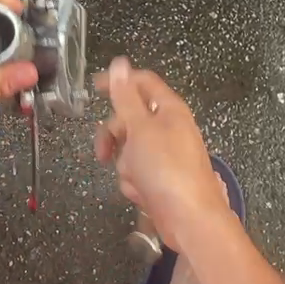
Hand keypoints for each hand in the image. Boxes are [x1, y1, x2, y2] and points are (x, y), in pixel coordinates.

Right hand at [94, 57, 233, 251]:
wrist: (190, 220)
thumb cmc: (166, 169)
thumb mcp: (140, 128)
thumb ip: (125, 96)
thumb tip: (119, 63)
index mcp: (169, 109)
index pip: (142, 82)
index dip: (119, 82)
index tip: (95, 88)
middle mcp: (169, 128)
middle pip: (130, 119)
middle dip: (115, 136)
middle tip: (103, 151)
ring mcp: (166, 155)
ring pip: (130, 149)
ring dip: (125, 164)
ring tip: (135, 178)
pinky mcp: (161, 179)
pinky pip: (137, 172)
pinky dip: (134, 182)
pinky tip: (142, 193)